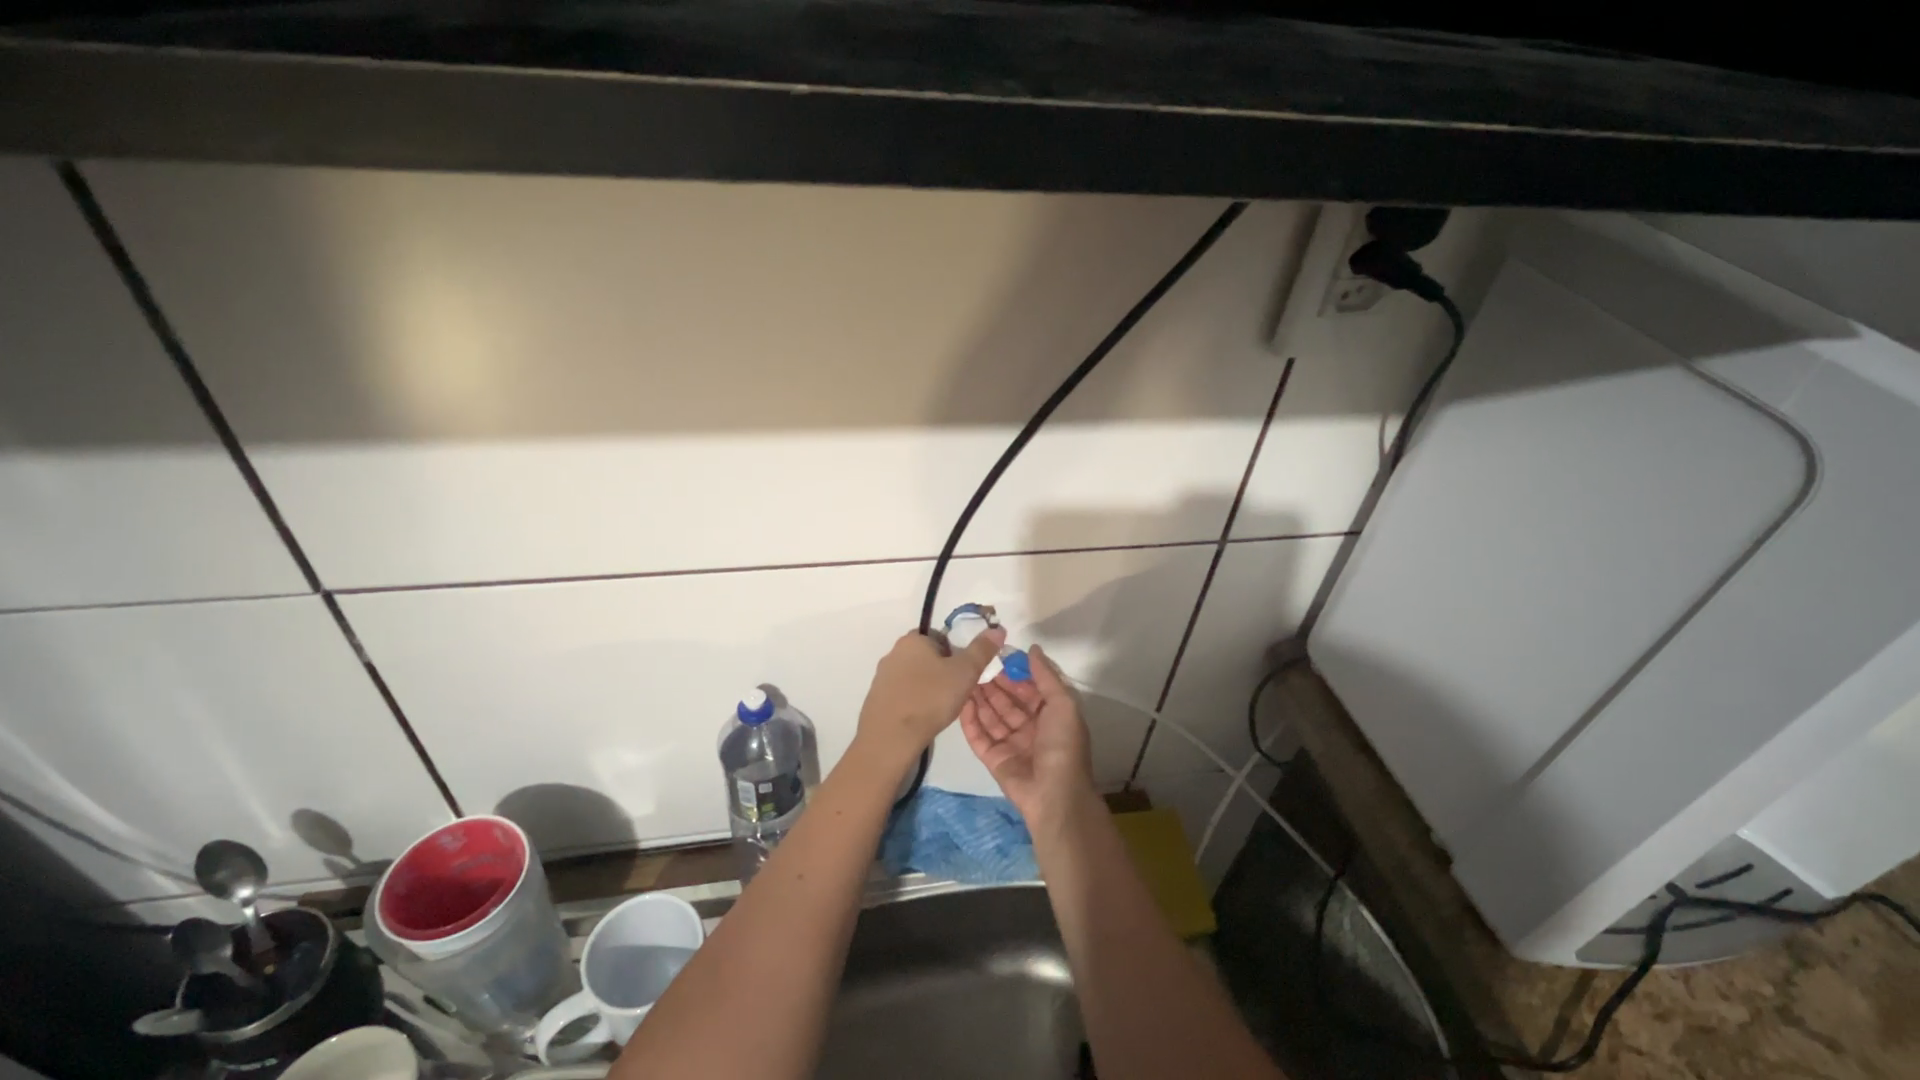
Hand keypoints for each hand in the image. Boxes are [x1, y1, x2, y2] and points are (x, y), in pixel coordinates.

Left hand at [855, 627, 1006, 766]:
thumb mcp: (965, 672)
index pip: (941, 637)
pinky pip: (902, 693)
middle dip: (943, 671)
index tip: (964, 674)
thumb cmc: (931, 698)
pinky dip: (914, 701)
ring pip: (914, 676)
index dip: (956, 654)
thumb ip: (982, 650)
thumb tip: (997, 629)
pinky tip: (922, 717)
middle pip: (927, 657)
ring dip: (928, 687)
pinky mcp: (877, 698)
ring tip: (940, 708)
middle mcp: (893, 652)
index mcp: (913, 639)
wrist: (891, 737)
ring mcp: (882, 676)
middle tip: (956, 692)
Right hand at [959, 644, 1093, 826]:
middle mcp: (1031, 728)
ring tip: (964, 678)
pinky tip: (960, 702)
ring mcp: (1011, 744)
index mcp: (1051, 716)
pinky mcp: (994, 759)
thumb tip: (1033, 649)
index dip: (1015, 672)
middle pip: (1008, 701)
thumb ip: (1046, 676)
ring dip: (980, 698)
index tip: (997, 655)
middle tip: (974, 664)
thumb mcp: (1063, 704)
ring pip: (992, 717)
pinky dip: (969, 720)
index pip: (1030, 689)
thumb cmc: (1062, 745)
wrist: (1054, 795)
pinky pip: (979, 736)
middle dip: (994, 684)